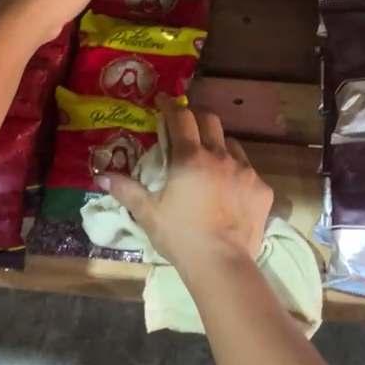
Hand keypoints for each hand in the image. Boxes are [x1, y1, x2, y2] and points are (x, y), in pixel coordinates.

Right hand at [100, 101, 274, 269]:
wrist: (221, 263)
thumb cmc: (180, 235)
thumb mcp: (148, 213)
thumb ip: (126, 190)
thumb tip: (102, 177)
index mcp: (190, 158)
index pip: (181, 117)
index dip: (171, 105)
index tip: (163, 101)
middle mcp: (220, 156)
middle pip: (210, 121)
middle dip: (196, 115)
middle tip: (185, 123)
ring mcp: (246, 172)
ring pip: (232, 145)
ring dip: (219, 145)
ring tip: (210, 158)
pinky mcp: (262, 190)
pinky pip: (249, 172)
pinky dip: (237, 174)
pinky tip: (230, 190)